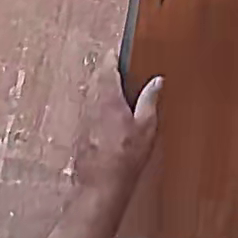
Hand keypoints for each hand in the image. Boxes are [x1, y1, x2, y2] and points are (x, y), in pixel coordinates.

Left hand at [74, 65, 162, 194]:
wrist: (101, 185)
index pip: (107, 68)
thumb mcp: (146, 127)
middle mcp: (92, 105)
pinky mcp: (80, 131)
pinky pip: (89, 111)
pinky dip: (98, 108)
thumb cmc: (125, 157)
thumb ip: (149, 100)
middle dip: (107, 73)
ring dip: (102, 90)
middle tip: (119, 69)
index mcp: (109, 99)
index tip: (117, 52)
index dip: (112, 58)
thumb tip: (156, 81)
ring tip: (116, 92)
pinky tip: (109, 118)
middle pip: (97, 80)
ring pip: (91, 95)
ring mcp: (84, 118)